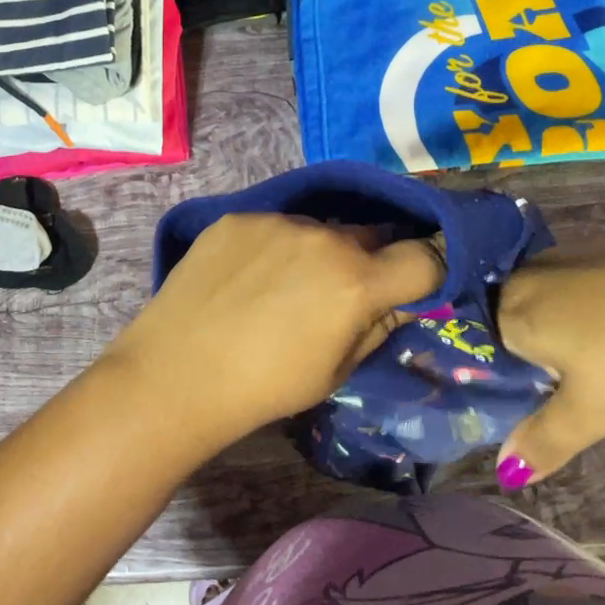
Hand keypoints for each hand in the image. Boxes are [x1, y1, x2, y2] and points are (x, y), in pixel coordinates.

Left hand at [100, 213, 443, 443]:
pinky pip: (274, 225)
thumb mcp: (335, 372)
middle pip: (370, 236)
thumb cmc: (264, 388)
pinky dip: (273, 246)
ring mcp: (278, 222)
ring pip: (319, 229)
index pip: (425, 257)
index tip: (415, 283)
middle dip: (369, 260)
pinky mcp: (238, 217)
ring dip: (318, 250)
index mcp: (357, 283)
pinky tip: (246, 277)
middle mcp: (324, 239)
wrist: (176, 373)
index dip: (428, 270)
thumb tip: (404, 301)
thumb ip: (377, 327)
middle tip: (343, 290)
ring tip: (283, 286)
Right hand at [491, 230, 604, 486]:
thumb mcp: (589, 412)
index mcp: (510, 312)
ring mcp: (569, 252)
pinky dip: (599, 301)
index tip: (538, 397)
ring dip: (568, 323)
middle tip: (571, 381)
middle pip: (518, 316)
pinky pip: (587, 279)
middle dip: (536, 348)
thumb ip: (543, 441)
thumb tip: (505, 472)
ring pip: (553, 295)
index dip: (509, 375)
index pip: (489, 347)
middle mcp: (528, 275)